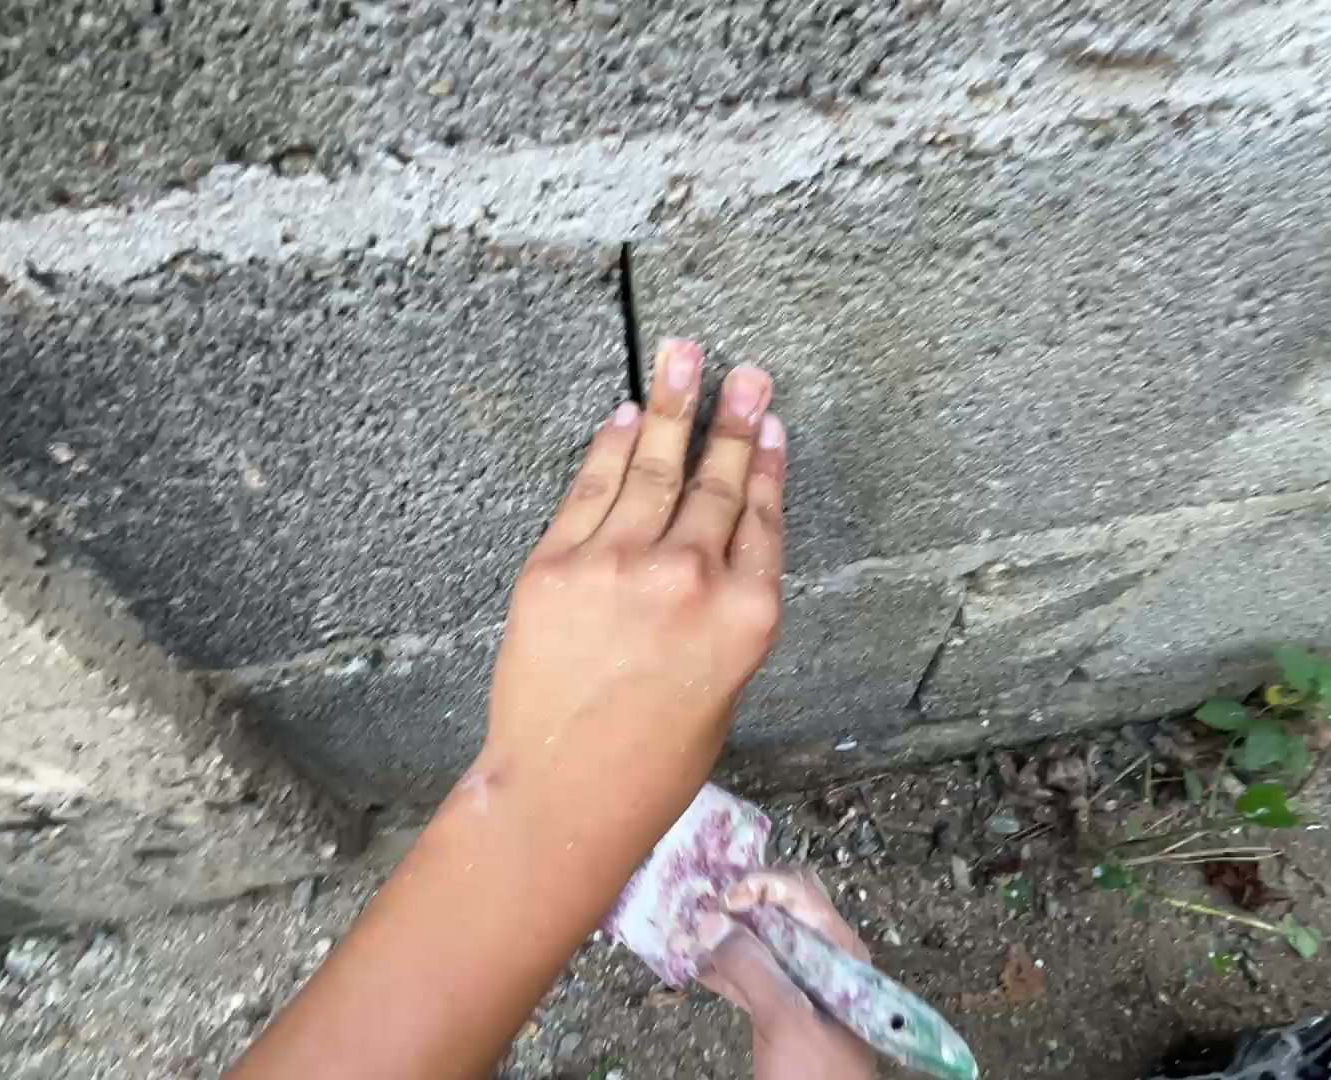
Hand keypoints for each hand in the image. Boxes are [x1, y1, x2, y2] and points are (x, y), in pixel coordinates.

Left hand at [480, 338, 786, 810]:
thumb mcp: (721, 690)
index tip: (771, 427)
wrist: (562, 793)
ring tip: (685, 355)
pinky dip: (610, 446)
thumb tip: (711, 558)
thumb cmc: (653, 763)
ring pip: (655, 467)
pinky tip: (626, 414)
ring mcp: (621, 563)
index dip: (767, 466)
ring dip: (673, 405)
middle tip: (745, 373)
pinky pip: (592, 488)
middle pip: (718, 483)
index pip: (762, 519)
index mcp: (746, 617)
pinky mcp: (559, 563)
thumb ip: (722, 618)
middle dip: (733, 420)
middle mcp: (692, 578)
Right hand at [698, 870, 876, 1079]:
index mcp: (838, 950)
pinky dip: (719, 965)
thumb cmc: (814, 1076)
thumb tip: (710, 921)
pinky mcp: (778, 1009)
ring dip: (722, 933)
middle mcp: (821, 958)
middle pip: (777, 910)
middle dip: (738, 902)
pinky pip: (747, 973)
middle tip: (704, 902)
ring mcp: (799, 984)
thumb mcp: (784, 1018)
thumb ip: (750, 965)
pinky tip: (688, 960)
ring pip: (757, 940)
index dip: (763, 885)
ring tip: (684, 925)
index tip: (727, 900)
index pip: (801, 892)